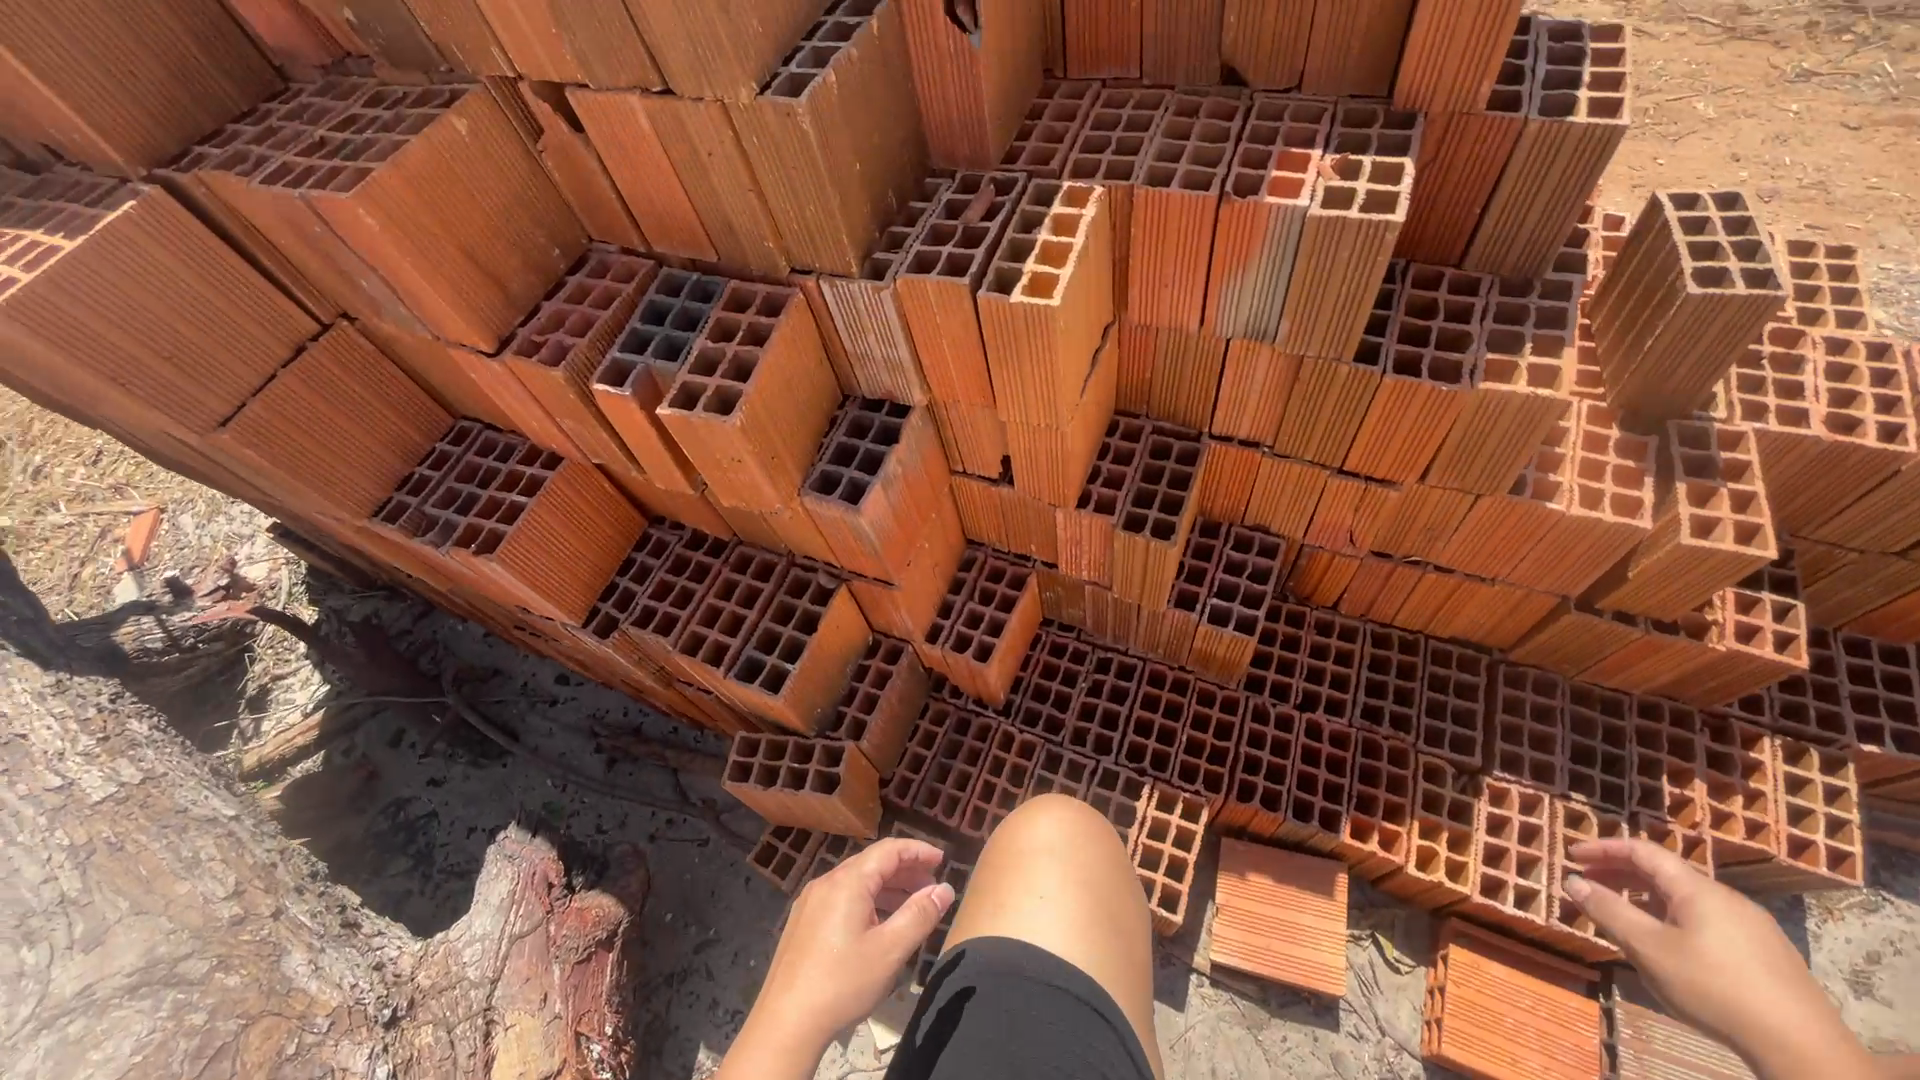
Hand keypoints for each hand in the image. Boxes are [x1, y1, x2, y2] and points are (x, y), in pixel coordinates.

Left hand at [719, 839, 954, 1079]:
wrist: (786, 1023)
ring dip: (887, 888)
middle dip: (905, 870)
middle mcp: (826, 883)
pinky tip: (879, 925)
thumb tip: (944, 889)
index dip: (918, 851)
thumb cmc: (843, 983)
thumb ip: (920, 915)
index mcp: (847, 882)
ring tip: (912, 906)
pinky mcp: (803, 923)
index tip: (942, 860)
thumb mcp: (891, 950)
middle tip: (932, 887)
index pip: (889, 850)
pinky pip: (842, 898)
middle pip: (872, 863)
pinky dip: (868, 901)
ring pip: (856, 882)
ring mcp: (810, 903)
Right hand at [1562, 838, 1873, 1079]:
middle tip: (1587, 885)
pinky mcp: (1766, 952)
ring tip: (1621, 916)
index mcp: (1698, 889)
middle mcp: (1727, 898)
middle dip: (1620, 874)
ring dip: (1645, 898)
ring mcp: (1752, 926)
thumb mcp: (1648, 949)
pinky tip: (1669, 946)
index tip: (1572, 856)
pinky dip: (1673, 918)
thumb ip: (1608, 911)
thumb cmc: (1714, 987)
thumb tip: (1572, 881)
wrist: (1802, 1045)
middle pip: (1665, 873)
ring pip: (1686, 899)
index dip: (1603, 848)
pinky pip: (1707, 920)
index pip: (1643, 850)